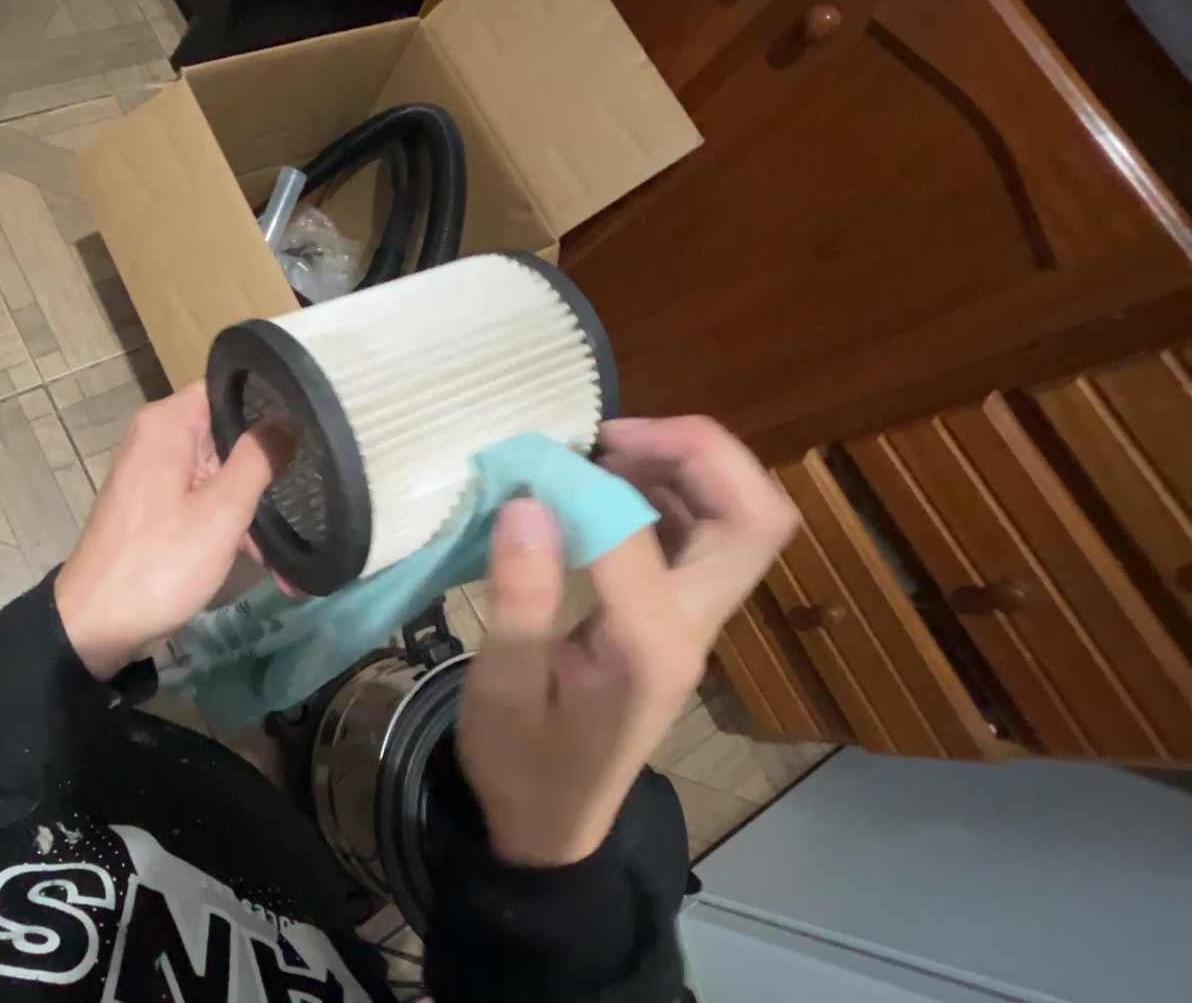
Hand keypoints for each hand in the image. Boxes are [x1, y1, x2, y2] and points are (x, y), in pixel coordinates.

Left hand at [55, 382, 290, 677]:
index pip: (229, 387)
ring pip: (224, 475)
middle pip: (230, 433)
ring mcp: (160, 477)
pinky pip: (208, 504)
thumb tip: (289, 419)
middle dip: (272, 466)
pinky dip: (235, 529)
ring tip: (303, 544)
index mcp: (169, 424)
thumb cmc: (160, 563)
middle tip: (322, 482)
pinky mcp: (162, 511)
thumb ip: (259, 459)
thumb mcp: (221, 511)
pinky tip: (275, 565)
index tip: (316, 421)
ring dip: (258, 509)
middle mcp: (161, 440)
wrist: (97, 627)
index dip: (273, 400)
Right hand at [456, 416, 797, 865]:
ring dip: (686, 468)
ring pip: (740, 522)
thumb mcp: (502, 689)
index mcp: (648, 648)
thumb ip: (520, 597)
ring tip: (603, 451)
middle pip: (753, 519)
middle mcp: (691, 629)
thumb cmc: (519, 760)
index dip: (578, 485)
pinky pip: (702, 538)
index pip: (632, 535)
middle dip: (696, 453)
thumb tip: (528, 502)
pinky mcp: (677, 621)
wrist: (551, 820)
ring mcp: (693, 625)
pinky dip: (667, 494)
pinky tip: (607, 489)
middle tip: (610, 434)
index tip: (522, 464)